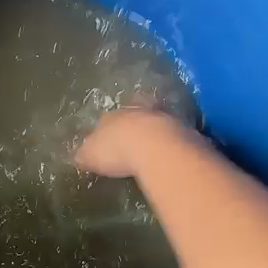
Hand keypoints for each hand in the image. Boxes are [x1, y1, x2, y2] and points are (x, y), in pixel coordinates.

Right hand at [76, 108, 201, 178]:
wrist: (157, 148)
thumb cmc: (117, 150)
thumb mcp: (91, 155)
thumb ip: (86, 154)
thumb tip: (81, 157)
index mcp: (113, 116)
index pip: (108, 119)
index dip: (108, 130)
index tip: (109, 142)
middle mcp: (139, 111)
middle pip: (136, 113)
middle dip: (136, 123)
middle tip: (135, 138)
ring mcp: (165, 118)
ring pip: (159, 121)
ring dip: (158, 131)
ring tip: (157, 148)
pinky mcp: (186, 130)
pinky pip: (178, 135)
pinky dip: (176, 143)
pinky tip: (174, 155)